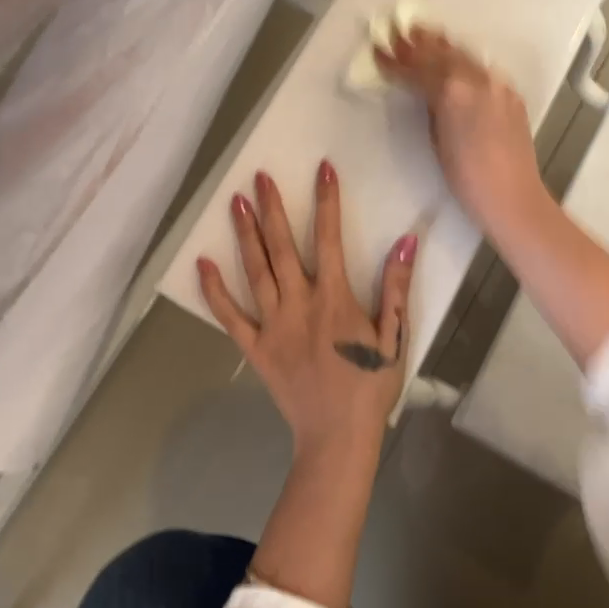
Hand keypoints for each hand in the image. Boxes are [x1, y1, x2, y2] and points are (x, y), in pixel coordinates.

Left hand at [198, 161, 416, 456]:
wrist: (337, 438)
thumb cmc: (370, 387)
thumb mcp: (394, 337)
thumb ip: (396, 288)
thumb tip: (406, 240)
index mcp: (335, 299)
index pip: (329, 238)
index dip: (326, 200)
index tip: (322, 169)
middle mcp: (299, 304)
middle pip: (282, 246)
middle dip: (272, 208)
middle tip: (259, 176)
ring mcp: (272, 325)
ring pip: (255, 271)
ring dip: (245, 234)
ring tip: (234, 202)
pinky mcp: (255, 347)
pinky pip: (230, 315)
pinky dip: (215, 289)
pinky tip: (202, 263)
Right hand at [375, 25, 550, 237]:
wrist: (513, 196)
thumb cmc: (467, 179)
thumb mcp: (438, 142)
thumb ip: (431, 109)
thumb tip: (426, 93)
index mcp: (452, 92)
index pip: (417, 70)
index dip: (395, 61)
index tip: (378, 49)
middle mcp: (476, 79)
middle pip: (441, 55)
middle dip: (416, 44)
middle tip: (397, 31)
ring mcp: (496, 83)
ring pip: (463, 55)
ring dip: (440, 44)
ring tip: (422, 32)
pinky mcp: (510, 93)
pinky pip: (481, 68)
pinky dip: (463, 58)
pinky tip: (454, 57)